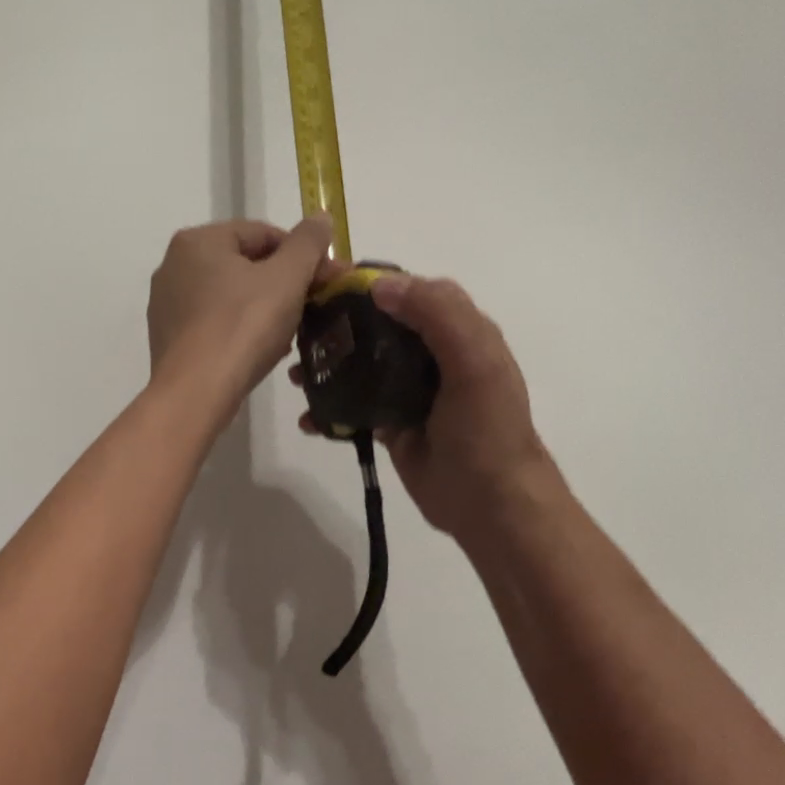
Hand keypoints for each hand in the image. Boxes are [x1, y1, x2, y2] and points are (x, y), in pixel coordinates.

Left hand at [147, 216, 337, 405]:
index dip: (302, 255)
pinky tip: (259, 351)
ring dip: (264, 309)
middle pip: (244, 264)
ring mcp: (166, 304)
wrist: (195, 392)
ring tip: (290, 334)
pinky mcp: (168, 338)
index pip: (263, 233)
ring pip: (230, 296)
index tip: (326, 281)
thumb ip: (308, 243)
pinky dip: (239, 330)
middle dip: (283, 284)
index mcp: (197, 240)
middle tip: (313, 308)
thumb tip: (320, 217)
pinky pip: (213, 323)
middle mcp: (173, 266)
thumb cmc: (242, 327)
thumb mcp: (286, 278)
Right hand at [296, 272, 560, 538]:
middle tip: (295, 331)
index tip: (320, 283)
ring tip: (295, 376)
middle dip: (334, 325)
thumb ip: (437, 315)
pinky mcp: (389, 424)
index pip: (406, 291)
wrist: (490, 502)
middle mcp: (430, 355)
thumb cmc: (486, 429)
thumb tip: (379, 285)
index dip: (365, 282)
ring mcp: (407, 391)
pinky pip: (351, 406)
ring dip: (325, 366)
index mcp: (456, 331)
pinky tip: (308, 419)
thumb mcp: (473, 362)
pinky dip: (327, 409)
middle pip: (374, 326)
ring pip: (358, 365)